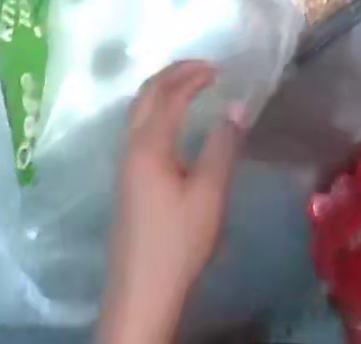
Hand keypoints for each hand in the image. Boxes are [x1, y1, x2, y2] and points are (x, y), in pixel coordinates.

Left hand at [96, 60, 245, 343]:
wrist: (141, 294)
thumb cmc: (177, 242)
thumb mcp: (209, 195)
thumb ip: (223, 146)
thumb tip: (236, 106)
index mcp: (149, 145)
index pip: (170, 95)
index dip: (194, 76)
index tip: (220, 68)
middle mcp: (130, 146)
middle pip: (146, 93)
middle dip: (173, 73)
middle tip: (204, 66)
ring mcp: (124, 162)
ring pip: (137, 108)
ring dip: (163, 88)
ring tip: (191, 83)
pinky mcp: (126, 177)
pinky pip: (137, 123)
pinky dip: (156, 105)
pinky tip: (173, 118)